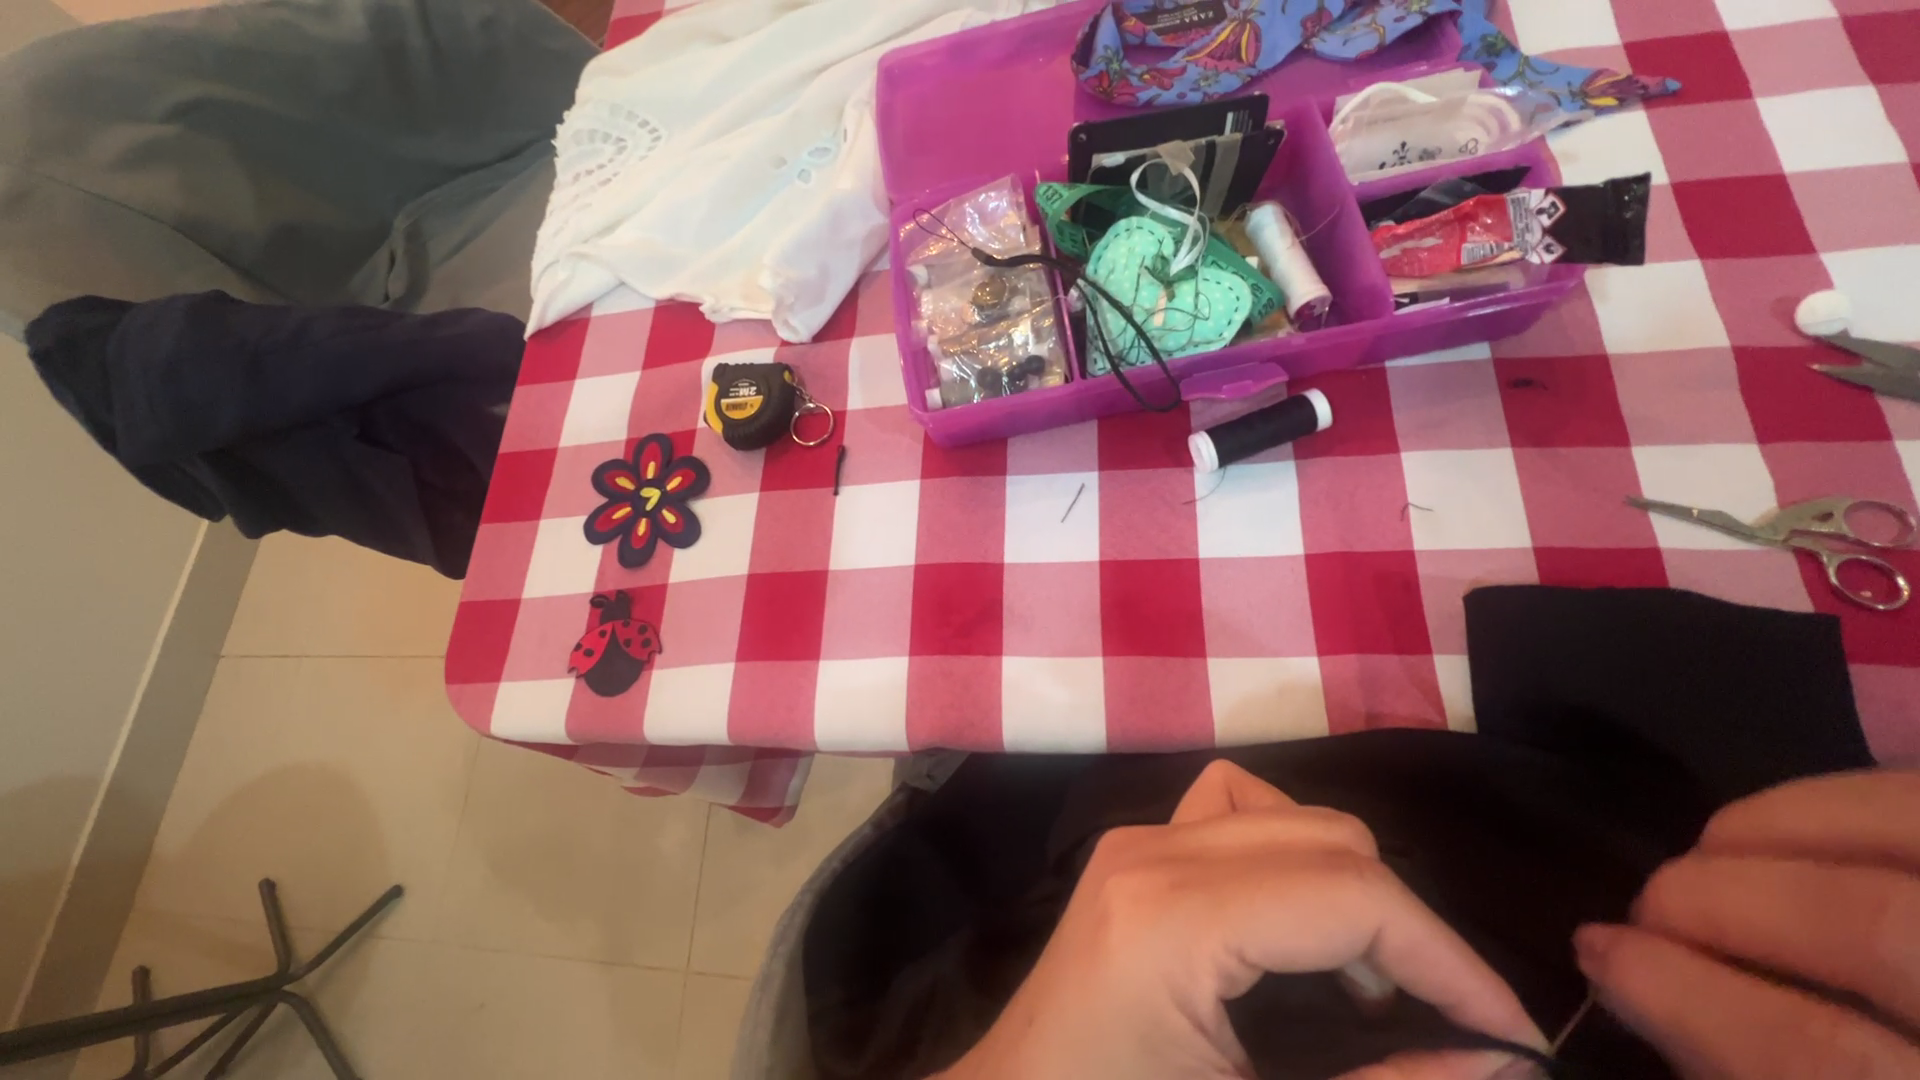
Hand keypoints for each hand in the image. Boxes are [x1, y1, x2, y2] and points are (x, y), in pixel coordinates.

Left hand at [935, 761, 1544, 1079]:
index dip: (1453, 963)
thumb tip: (1504, 1062)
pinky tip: (1289, 914)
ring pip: (1286, 810)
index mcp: (1175, 919)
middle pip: (1329, 840)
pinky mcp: (1130, 848)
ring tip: (1365, 974)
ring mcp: (1135, 839)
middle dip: (1408, 928)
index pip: (1352, 895)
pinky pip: (1230, 804)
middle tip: (1445, 1018)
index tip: (1513, 1037)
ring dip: (1348, 880)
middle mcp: (1152, 852)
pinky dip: (1285, 844)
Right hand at [1576, 770, 1919, 1078]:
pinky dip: (1877, 798)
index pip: (1824, 1059)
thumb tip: (1641, 986)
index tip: (1600, 951)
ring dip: (1794, 821)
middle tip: (1654, 902)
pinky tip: (1824, 818)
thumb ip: (1763, 1074)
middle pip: (1891, 933)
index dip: (1692, 999)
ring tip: (1720, 840)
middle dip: (1728, 900)